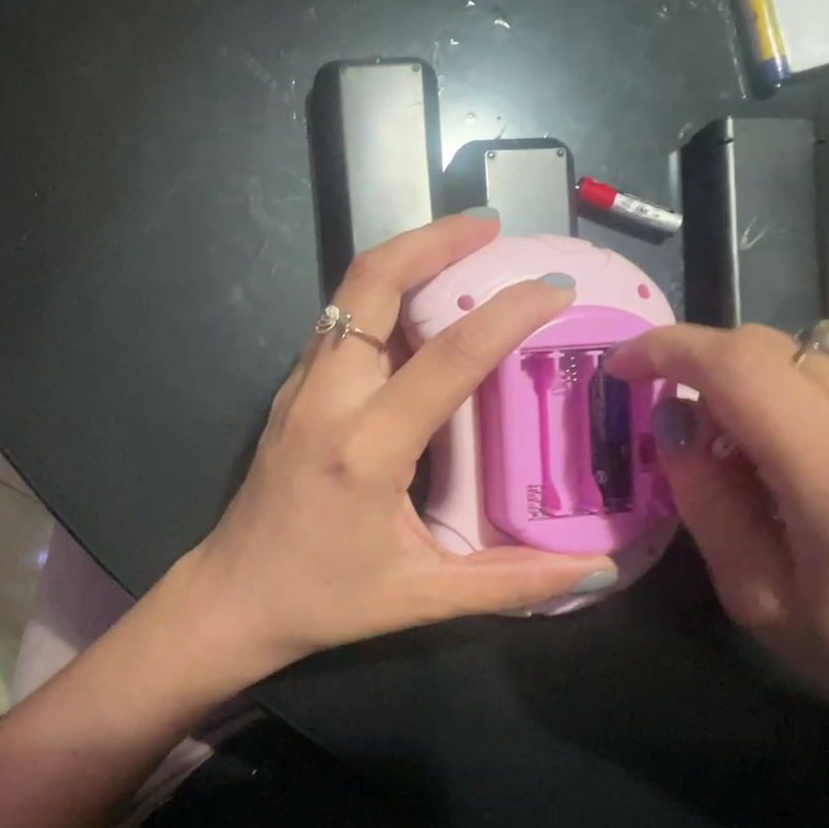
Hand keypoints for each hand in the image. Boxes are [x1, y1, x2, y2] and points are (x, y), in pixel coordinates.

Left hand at [174, 213, 618, 679]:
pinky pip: (338, 325)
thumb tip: (594, 570)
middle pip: (372, 284)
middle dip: (432, 240)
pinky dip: (381, 298)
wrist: (233, 597)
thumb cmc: (325, 600)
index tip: (555, 289)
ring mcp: (300, 389)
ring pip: (348, 296)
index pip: (448, 357)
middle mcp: (328, 400)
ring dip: (404, 261)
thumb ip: (511, 581)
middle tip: (490, 227)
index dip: (508, 314)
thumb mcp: (422, 596)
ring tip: (462, 253)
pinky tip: (419, 312)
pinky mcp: (290, 393)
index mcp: (366, 448)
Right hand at [605, 324, 828, 754]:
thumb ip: (705, 500)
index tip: (624, 366)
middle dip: (717, 386)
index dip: (667, 348)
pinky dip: (820, 407)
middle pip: (770, 353)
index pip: (740, 365)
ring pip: (811, 363)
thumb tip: (673, 417)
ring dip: (771, 401)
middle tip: (707, 447)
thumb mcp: (759, 599)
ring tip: (784, 471)